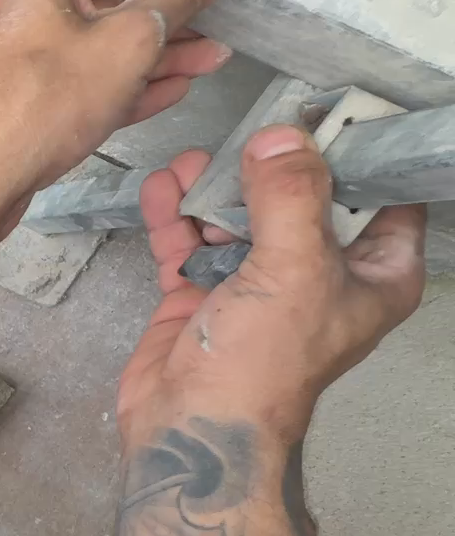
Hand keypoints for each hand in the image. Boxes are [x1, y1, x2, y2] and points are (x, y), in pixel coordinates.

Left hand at [0, 0, 244, 202]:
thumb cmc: (30, 111)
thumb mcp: (128, 40)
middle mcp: (15, 20)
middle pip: (104, 6)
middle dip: (167, 18)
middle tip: (217, 25)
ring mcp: (9, 72)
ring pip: (90, 54)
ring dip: (151, 58)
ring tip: (205, 61)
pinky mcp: (9, 114)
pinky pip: (70, 92)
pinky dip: (115, 91)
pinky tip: (162, 93)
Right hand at [119, 126, 428, 442]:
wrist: (190, 420)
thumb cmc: (264, 355)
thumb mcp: (293, 268)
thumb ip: (288, 198)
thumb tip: (277, 137)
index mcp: (371, 271)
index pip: (376, 197)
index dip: (355, 156)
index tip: (323, 114)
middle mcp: (312, 275)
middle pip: (294, 205)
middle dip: (264, 172)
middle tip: (241, 136)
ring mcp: (248, 287)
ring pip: (233, 225)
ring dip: (209, 194)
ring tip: (186, 162)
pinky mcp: (194, 299)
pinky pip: (186, 250)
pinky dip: (172, 222)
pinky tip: (159, 192)